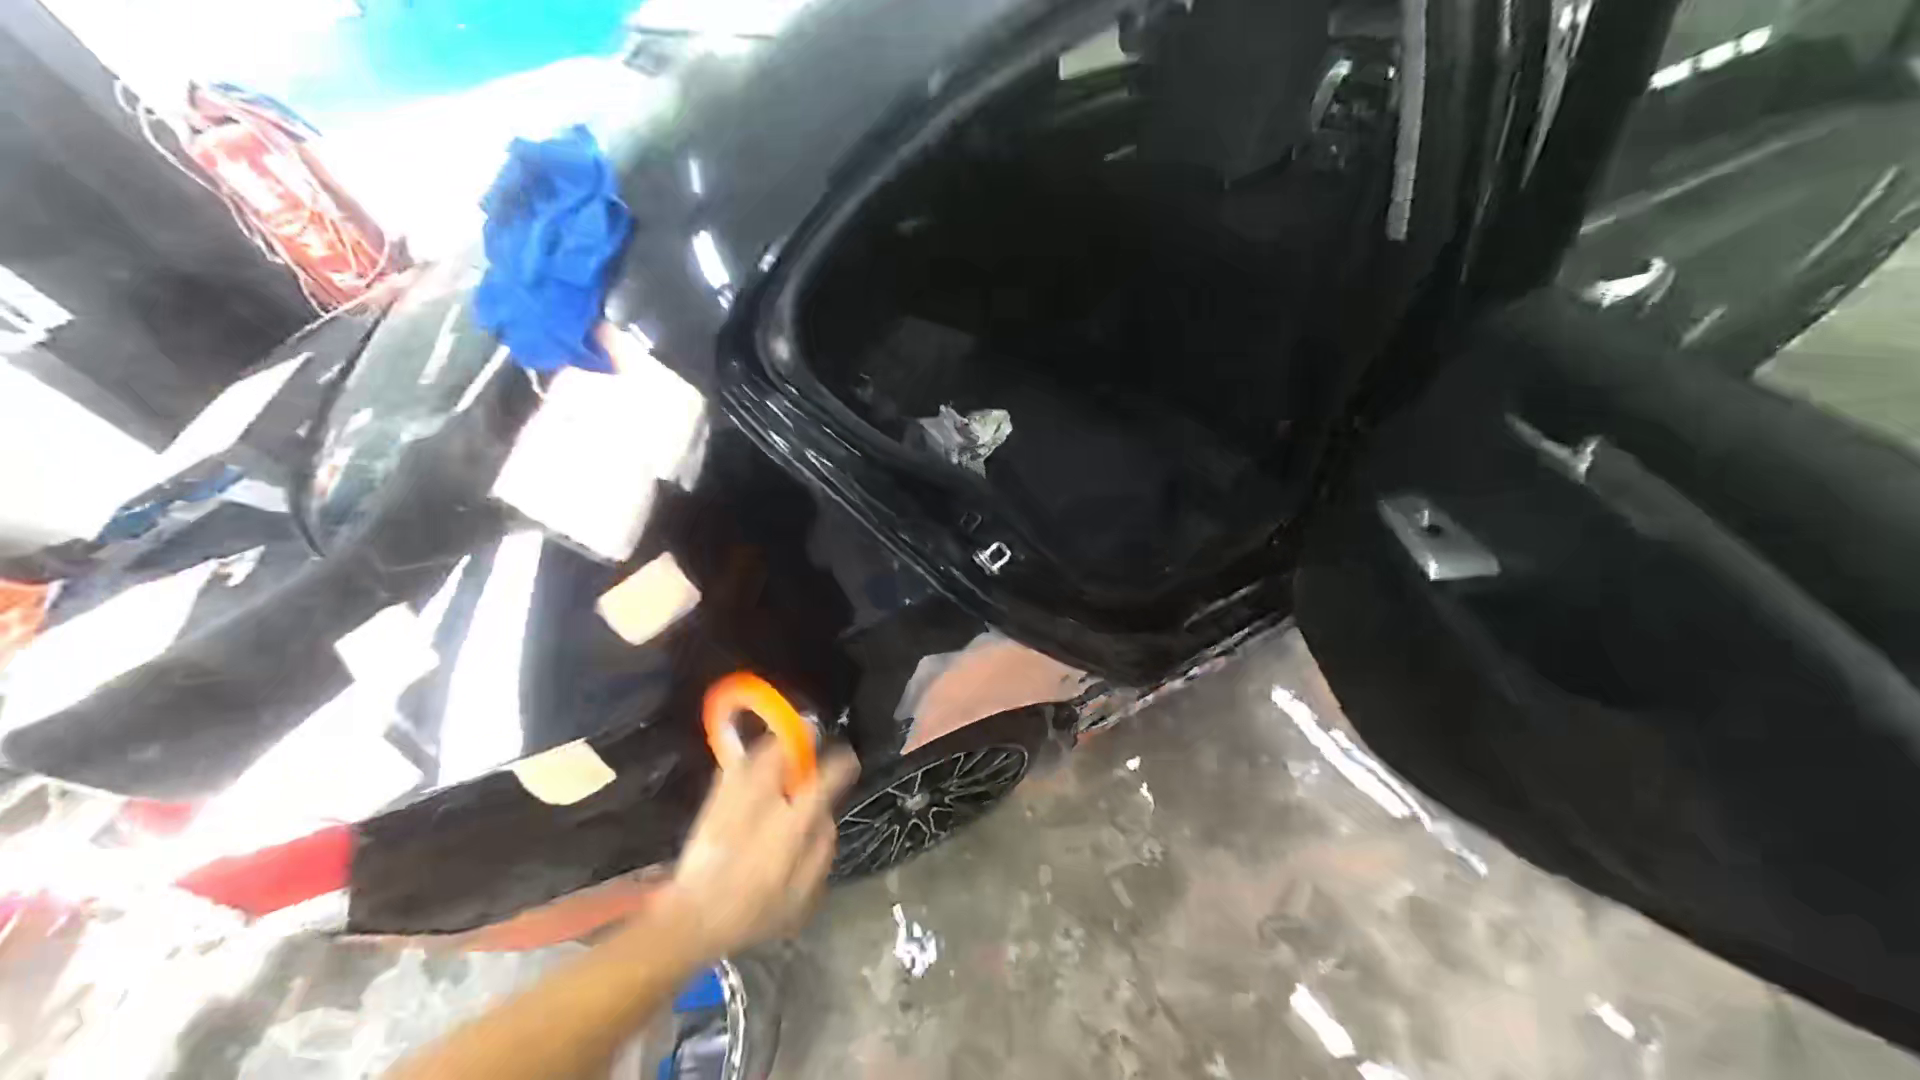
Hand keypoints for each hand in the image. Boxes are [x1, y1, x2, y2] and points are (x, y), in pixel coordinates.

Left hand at [657, 739, 858, 960]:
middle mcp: (763, 803)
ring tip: (786, 746)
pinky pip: (733, 767)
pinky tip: (754, 766)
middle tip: (812, 736)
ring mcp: (734, 798)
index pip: (822, 782)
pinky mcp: (713, 802)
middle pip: (784, 753)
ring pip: (757, 754)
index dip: (841, 765)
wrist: (691, 919)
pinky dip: (747, 759)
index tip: (848, 762)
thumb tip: (826, 818)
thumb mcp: (801, 895)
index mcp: (791, 826)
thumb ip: (821, 851)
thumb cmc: (753, 912)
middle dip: (802, 738)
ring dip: (775, 744)